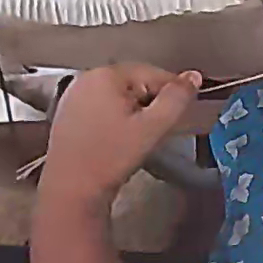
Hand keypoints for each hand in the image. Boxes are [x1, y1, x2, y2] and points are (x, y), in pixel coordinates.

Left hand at [39, 64, 198, 210]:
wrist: (72, 188)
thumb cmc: (111, 156)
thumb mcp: (152, 128)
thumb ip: (176, 100)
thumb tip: (194, 76)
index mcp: (107, 74)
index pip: (154, 74)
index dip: (173, 94)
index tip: (180, 117)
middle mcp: (87, 78)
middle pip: (135, 84)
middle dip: (151, 105)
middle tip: (156, 133)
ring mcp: (75, 96)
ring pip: (120, 98)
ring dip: (135, 114)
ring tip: (137, 140)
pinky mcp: (69, 114)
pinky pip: (103, 109)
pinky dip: (117, 120)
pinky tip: (118, 141)